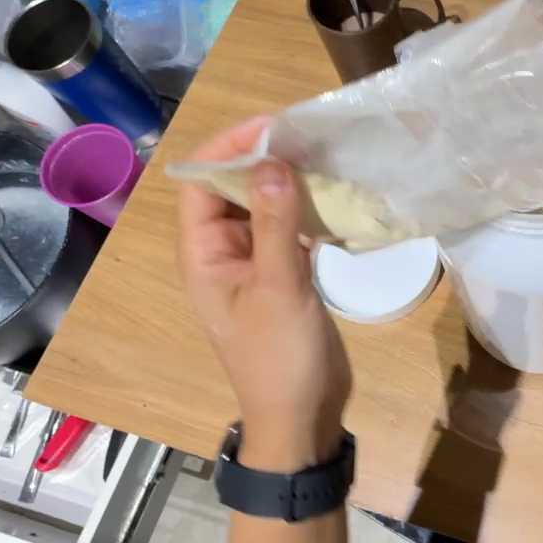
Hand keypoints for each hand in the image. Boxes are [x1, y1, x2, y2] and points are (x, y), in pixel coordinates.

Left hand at [178, 116, 349, 471]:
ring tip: (328, 158)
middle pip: (234, 188)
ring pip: (267, 207)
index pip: (202, 181)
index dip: (230, 147)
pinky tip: (339, 199)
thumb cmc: (279, 359)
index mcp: (204, 253)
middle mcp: (224, 251)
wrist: (303, 417)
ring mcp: (257, 264)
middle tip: (310, 137)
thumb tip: (274, 161)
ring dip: (292, 183)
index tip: (275, 126)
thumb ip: (277, 225)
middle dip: (265, 159)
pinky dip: (310, 212)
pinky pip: (292, 231)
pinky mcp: (287, 277)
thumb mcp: (278, 289)